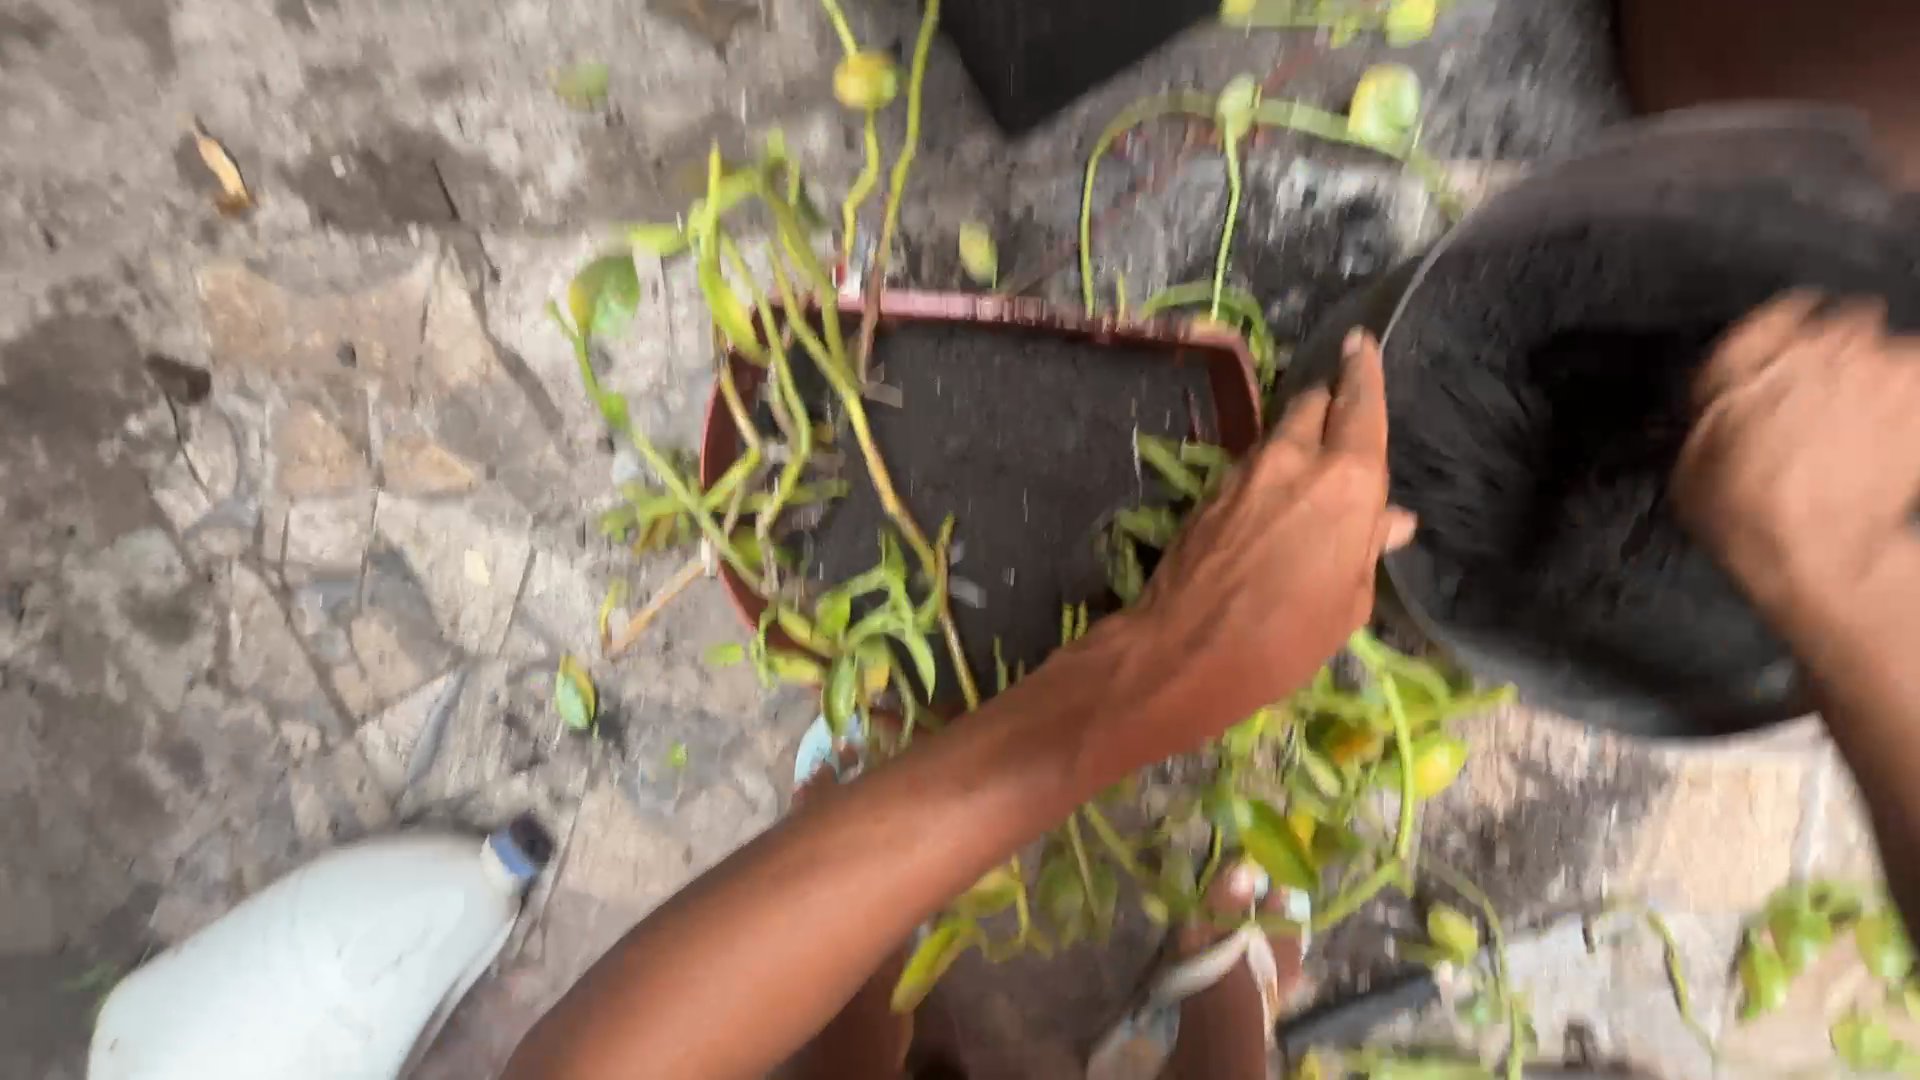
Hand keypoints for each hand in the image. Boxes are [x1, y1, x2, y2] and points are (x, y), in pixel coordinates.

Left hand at [1126, 328, 1414, 737]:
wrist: (1187, 647)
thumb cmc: (1287, 636)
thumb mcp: (1348, 600)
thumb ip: (1367, 547)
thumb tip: (1392, 520)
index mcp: (1346, 482)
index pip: (1361, 407)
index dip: (1365, 372)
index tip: (1362, 344)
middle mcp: (1292, 461)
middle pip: (1310, 405)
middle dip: (1325, 400)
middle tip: (1336, 408)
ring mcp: (1241, 474)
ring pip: (1275, 436)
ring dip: (1293, 439)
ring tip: (1305, 463)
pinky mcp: (1206, 493)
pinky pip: (1247, 468)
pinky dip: (1265, 471)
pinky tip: (1267, 499)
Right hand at [1674, 291, 1919, 637]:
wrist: (1814, 548)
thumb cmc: (1739, 510)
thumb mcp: (1690, 458)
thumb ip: (1716, 409)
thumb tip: (1734, 389)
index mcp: (1748, 372)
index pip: (1766, 320)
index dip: (1770, 325)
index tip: (1775, 329)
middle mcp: (1817, 361)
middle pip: (1832, 323)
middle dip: (1822, 345)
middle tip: (1808, 381)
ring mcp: (1881, 379)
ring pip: (1885, 347)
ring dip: (1868, 366)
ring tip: (1849, 405)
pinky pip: (1917, 377)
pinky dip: (1904, 390)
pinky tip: (1883, 420)